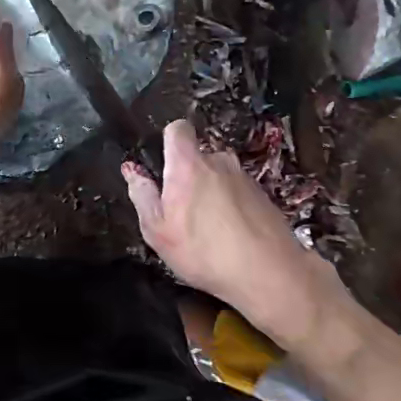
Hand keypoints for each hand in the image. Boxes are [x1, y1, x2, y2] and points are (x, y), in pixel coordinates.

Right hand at [123, 120, 345, 339]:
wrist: (268, 272)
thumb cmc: (203, 251)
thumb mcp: (158, 230)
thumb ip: (142, 195)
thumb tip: (132, 171)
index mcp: (188, 164)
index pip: (178, 128)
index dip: (168, 142)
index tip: (163, 167)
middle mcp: (219, 161)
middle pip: (198, 157)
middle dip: (188, 178)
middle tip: (181, 214)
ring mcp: (244, 177)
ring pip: (218, 177)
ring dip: (210, 194)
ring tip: (207, 231)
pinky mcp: (263, 194)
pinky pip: (237, 192)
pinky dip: (230, 207)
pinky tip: (230, 237)